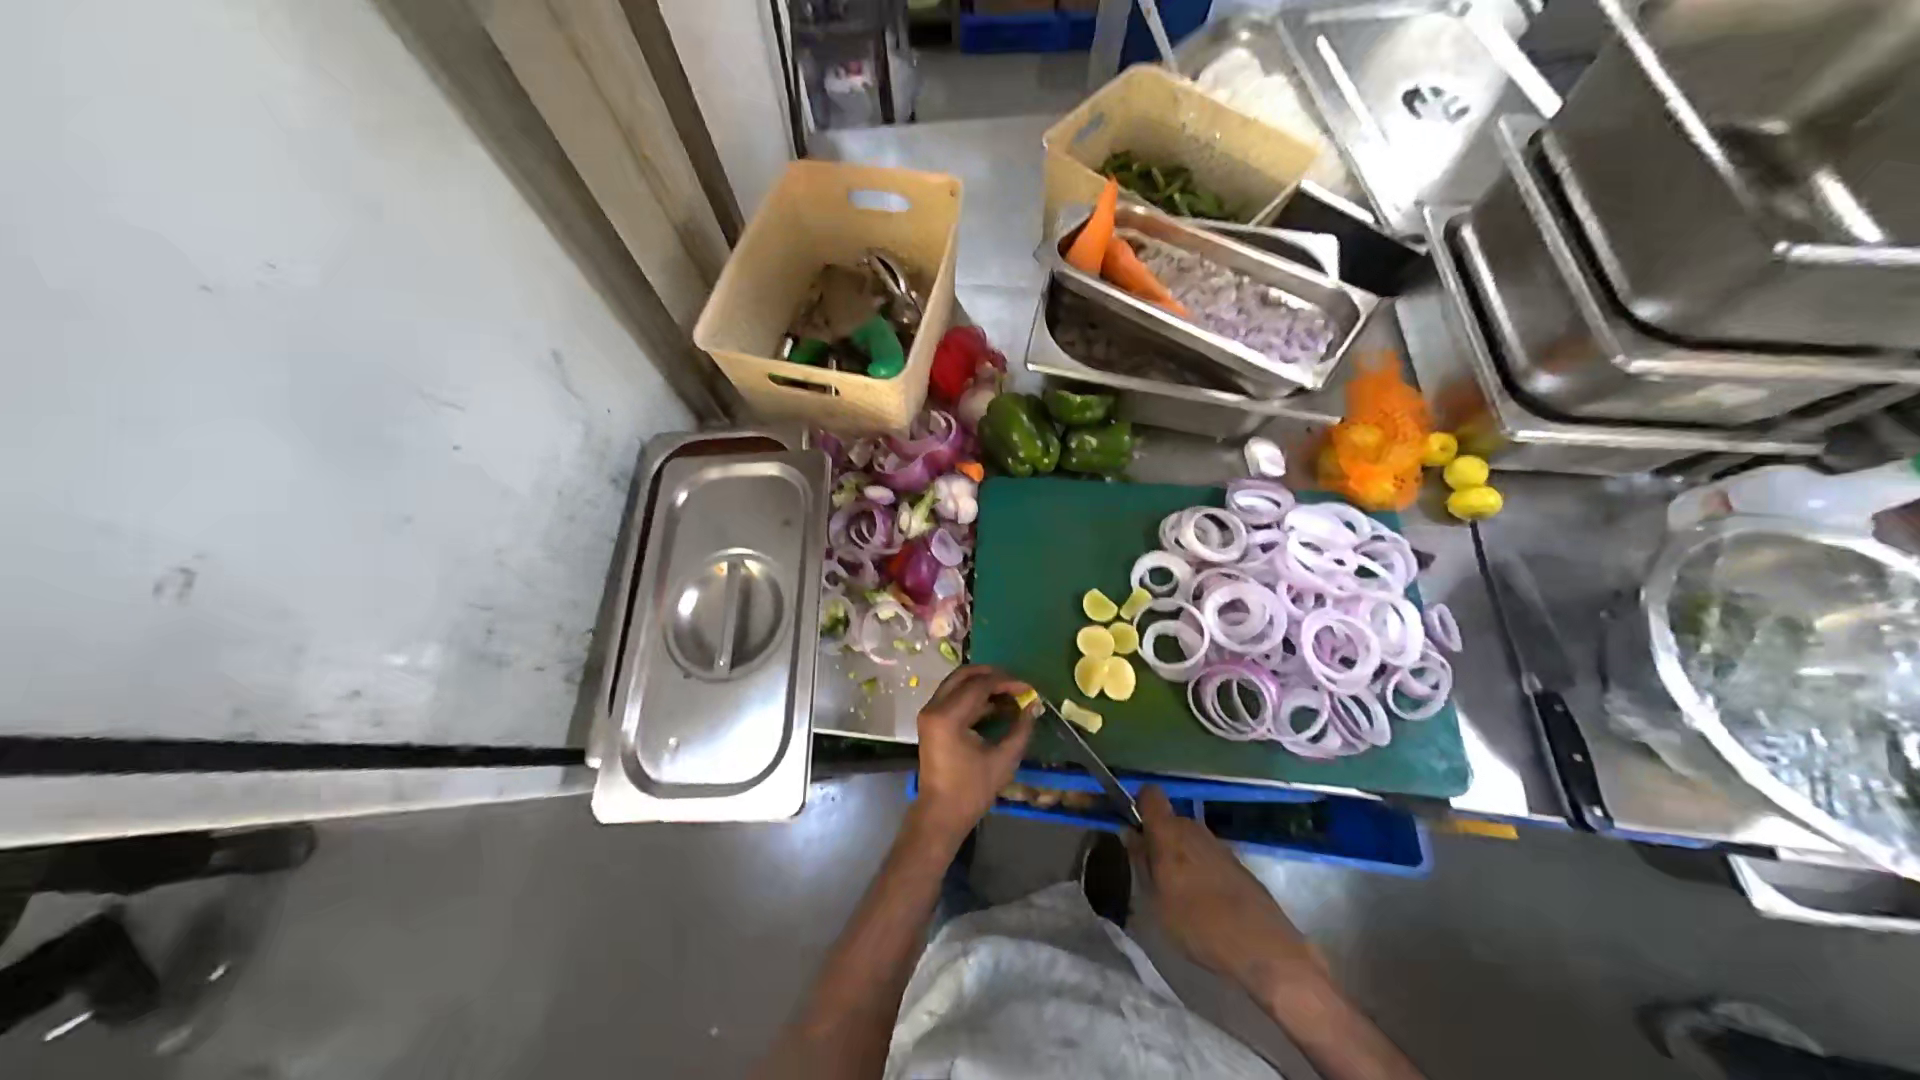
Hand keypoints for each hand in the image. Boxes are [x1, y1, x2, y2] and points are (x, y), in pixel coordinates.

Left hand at [911, 665, 1035, 844]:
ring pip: (957, 683)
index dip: (1007, 682)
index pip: (979, 685)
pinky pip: (953, 696)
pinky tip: (996, 706)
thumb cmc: (972, 790)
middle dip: (993, 676)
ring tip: (1010, 694)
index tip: (1029, 689)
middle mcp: (934, 708)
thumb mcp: (1003, 759)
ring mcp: (929, 713)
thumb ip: (1021, 729)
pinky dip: (974, 696)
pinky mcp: (932, 721)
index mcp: (948, 716)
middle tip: (1017, 684)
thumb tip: (1034, 705)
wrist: (941, 813)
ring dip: (983, 685)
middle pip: (964, 675)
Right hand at [1131, 786, 1321, 992]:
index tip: (1134, 829)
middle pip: (1170, 820)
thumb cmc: (1197, 924)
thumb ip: (1141, 862)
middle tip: (1153, 872)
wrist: (1263, 947)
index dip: (1139, 805)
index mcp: (1169, 832)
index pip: (1150, 794)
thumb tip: (1130, 833)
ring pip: (1189, 839)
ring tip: (1178, 893)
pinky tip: (1204, 902)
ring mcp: (1219, 845)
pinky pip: (1208, 856)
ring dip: (1180, 856)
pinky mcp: (1238, 864)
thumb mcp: (1155, 900)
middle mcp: (1195, 829)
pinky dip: (1200, 869)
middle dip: (1159, 838)